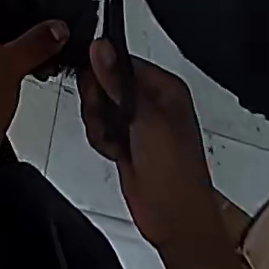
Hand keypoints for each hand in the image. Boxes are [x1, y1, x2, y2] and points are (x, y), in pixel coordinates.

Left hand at [0, 13, 67, 175]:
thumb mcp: (8, 66)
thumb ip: (36, 43)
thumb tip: (60, 27)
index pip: (2, 0)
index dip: (27, 0)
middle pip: (12, 21)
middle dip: (37, 26)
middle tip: (64, 24)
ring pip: (18, 41)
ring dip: (38, 46)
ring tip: (61, 46)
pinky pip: (19, 59)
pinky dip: (34, 60)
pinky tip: (51, 63)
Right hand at [80, 40, 226, 250]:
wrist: (174, 222)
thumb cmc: (173, 169)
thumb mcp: (144, 119)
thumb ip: (117, 83)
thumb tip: (100, 47)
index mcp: (163, 86)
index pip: (123, 62)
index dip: (103, 72)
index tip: (93, 86)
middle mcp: (150, 100)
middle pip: (107, 83)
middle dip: (99, 102)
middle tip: (106, 120)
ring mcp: (137, 121)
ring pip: (100, 106)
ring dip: (99, 123)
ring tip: (113, 141)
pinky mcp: (126, 141)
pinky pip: (100, 127)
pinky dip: (100, 138)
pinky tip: (113, 152)